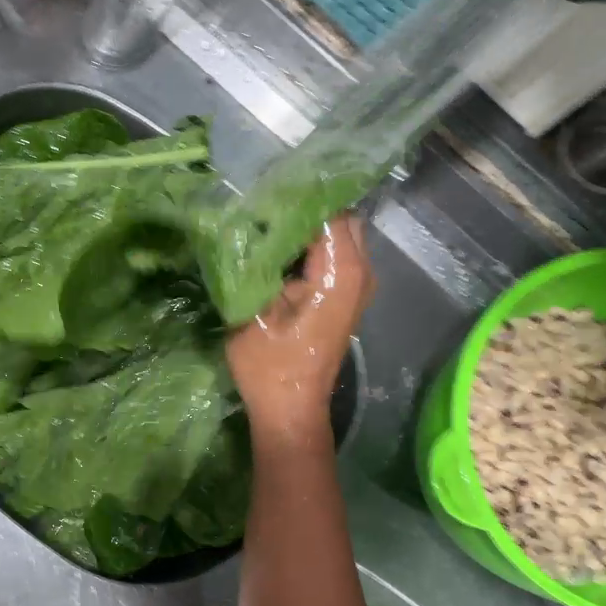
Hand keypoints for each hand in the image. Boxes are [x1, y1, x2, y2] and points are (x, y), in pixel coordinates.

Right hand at [225, 216, 373, 437]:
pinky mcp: (346, 298)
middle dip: (304, 213)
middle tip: (263, 212)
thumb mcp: (250, 314)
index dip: (297, 200)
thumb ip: (251, 269)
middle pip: (339, 220)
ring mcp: (358, 286)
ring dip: (306, 233)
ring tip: (266, 231)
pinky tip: (277, 258)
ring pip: (338, 239)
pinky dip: (310, 252)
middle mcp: (361, 272)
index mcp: (341, 272)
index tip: (263, 196)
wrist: (290, 409)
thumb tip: (244, 232)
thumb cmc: (269, 366)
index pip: (328, 212)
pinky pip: (334, 259)